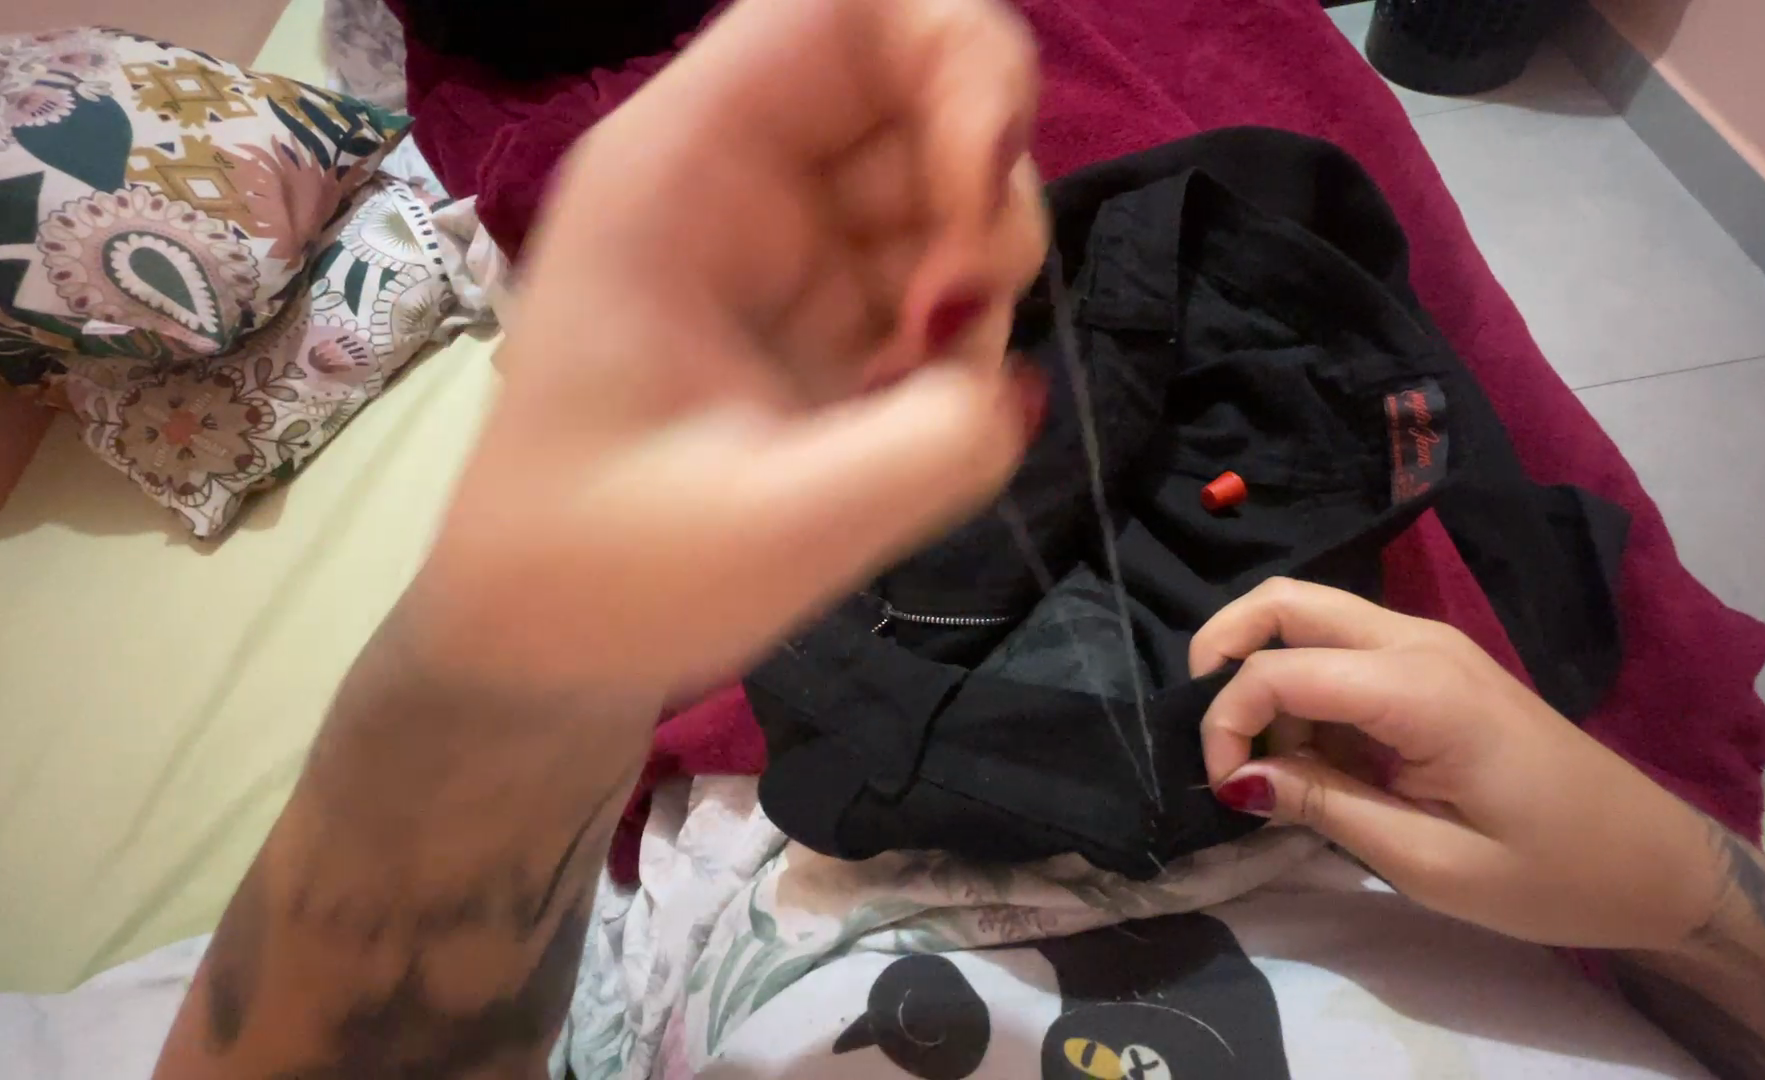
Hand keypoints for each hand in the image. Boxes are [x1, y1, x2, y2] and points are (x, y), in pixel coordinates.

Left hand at [412, 0, 1048, 695]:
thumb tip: (1017, 385)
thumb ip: (927, 449)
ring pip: (946, 202)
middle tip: (949, 335)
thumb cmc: (613, 578)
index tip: (980, 201)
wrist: (558, 642)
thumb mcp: (774, 527)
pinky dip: (957, 354)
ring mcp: (794, 261)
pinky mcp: (828, 329)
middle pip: (924, 97)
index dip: (957, 65)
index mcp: (688, 174)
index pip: (848, 12)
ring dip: (975, 293)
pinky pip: (936, 294)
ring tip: (910, 405)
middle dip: (984, 203)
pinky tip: (900, 427)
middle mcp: (746, 190)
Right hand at [1191, 579, 1724, 951]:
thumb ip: (1322, 806)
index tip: (1224, 788)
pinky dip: (1294, 681)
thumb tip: (1237, 779)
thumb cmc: (1556, 874)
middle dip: (1220, 649)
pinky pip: (1331, 643)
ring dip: (1258, 667)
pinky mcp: (1425, 658)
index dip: (1226, 722)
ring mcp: (1422, 641)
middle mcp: (1415, 640)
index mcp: (1420, 689)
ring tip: (1268, 750)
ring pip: (1301, 611)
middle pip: (1282, 600)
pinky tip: (1312, 747)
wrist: (1661, 864)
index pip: (1279, 671)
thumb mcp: (1430, 864)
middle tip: (1207, 723)